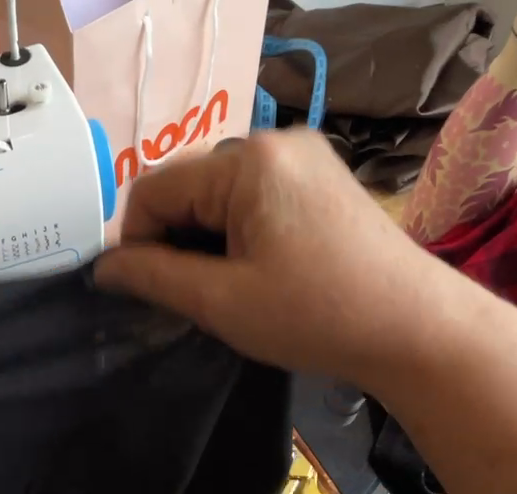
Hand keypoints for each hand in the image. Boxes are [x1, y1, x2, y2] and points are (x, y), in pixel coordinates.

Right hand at [96, 131, 477, 384]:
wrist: (414, 328)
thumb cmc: (313, 314)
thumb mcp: (219, 300)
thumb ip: (152, 277)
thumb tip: (102, 267)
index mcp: (246, 161)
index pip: (152, 190)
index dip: (134, 243)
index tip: (143, 294)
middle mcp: (273, 143)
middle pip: (186, 190)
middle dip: (171, 243)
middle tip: (184, 298)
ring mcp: (301, 160)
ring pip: (215, 199)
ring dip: (201, 244)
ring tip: (219, 292)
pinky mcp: (318, 183)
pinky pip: (249, 202)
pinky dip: (232, 238)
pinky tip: (248, 275)